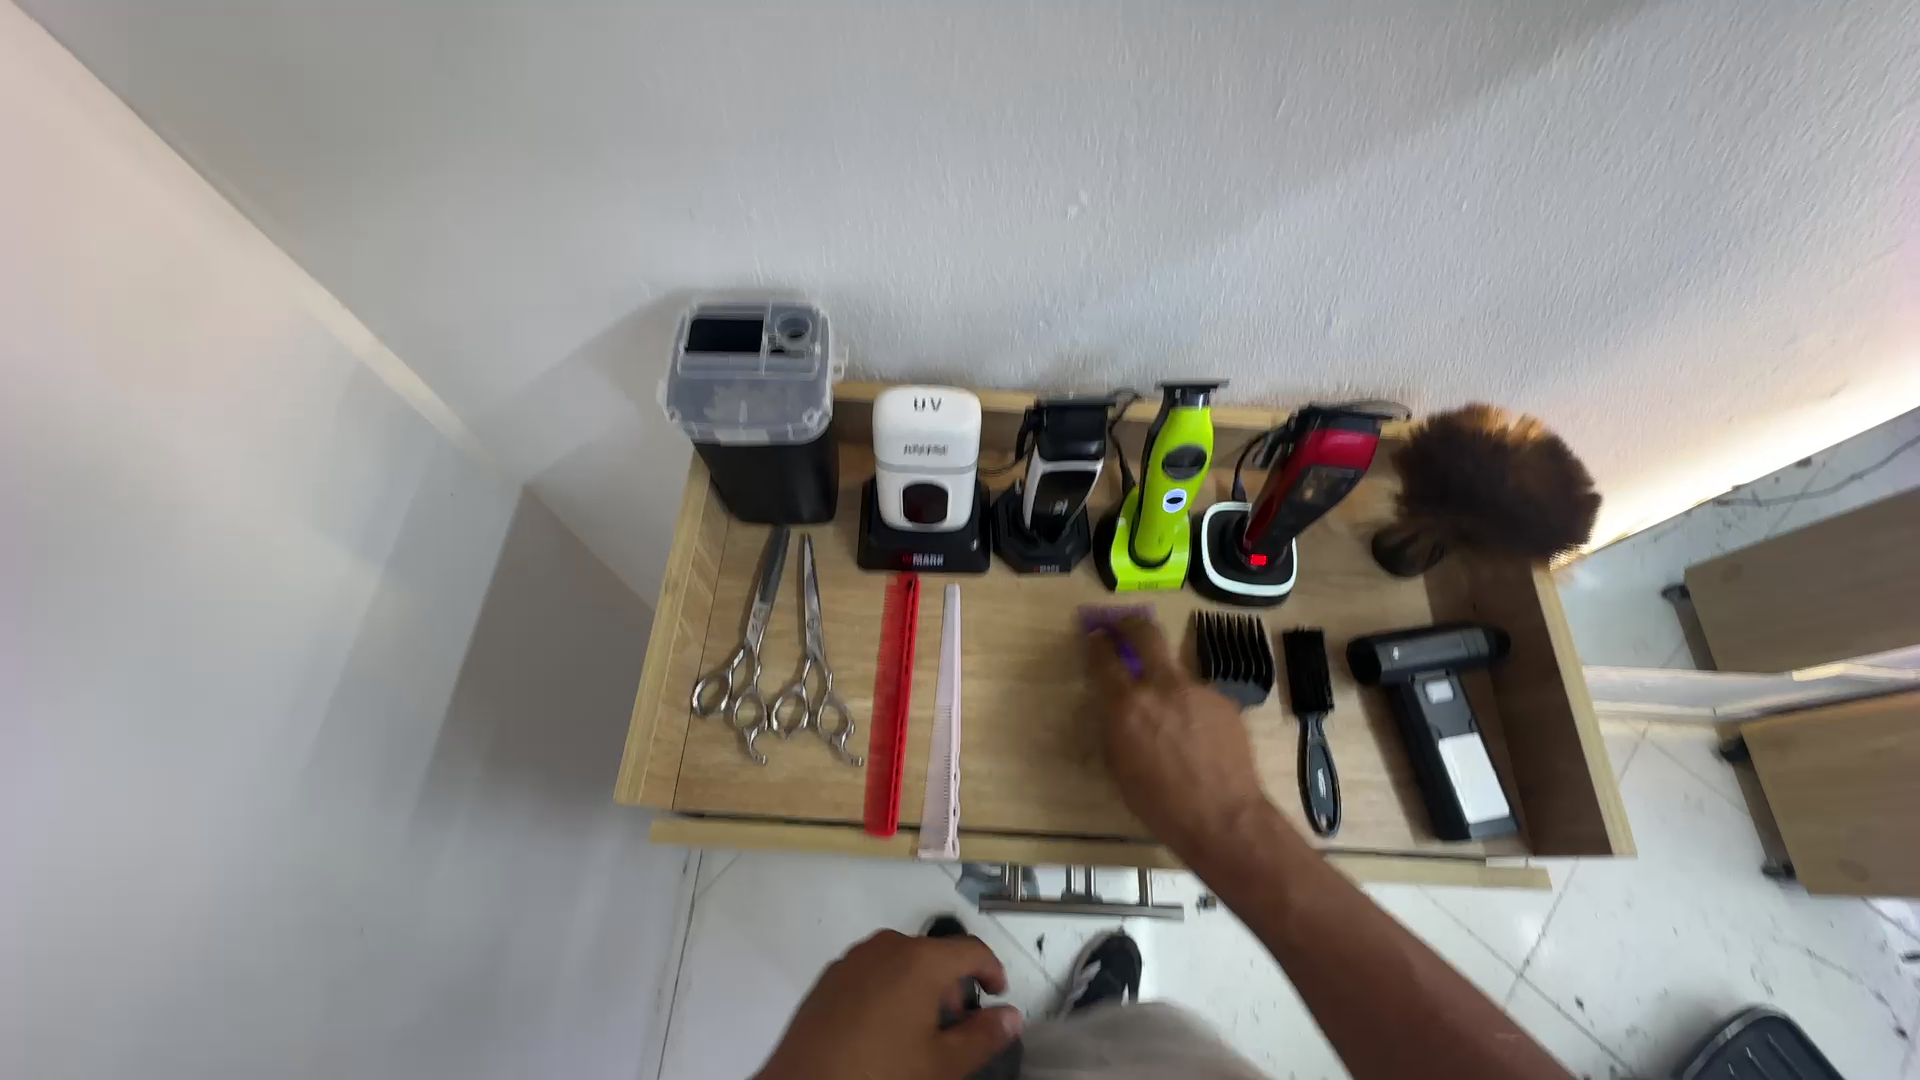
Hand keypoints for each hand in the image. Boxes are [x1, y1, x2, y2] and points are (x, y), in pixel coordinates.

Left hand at [755, 929, 1022, 1079]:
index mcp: (920, 959)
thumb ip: (983, 1036)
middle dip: (950, 986)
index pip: (970, 949)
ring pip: (901, 961)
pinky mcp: (830, 975)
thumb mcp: (941, 1065)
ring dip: (919, 988)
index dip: (992, 969)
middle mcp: (888, 945)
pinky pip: (873, 971)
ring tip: (917, 1032)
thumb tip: (1012, 1016)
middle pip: (934, 955)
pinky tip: (881, 1030)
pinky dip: (888, 989)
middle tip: (954, 1027)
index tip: (998, 994)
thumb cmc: (880, 1072)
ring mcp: (854, 957)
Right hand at [1087, 616, 1275, 854]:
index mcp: (1126, 704)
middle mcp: (1161, 686)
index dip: (1096, 642)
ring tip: (1167, 710)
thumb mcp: (1119, 764)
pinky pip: (1198, 694)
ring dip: (1164, 676)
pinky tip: (1195, 735)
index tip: (1095, 637)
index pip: (1104, 657)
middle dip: (1130, 623)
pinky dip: (1190, 706)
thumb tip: (1115, 706)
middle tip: (1124, 626)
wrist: (1223, 817)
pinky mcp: (1222, 700)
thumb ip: (1115, 724)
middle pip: (1144, 632)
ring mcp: (1196, 689)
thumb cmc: (1159, 803)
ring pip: (1174, 667)